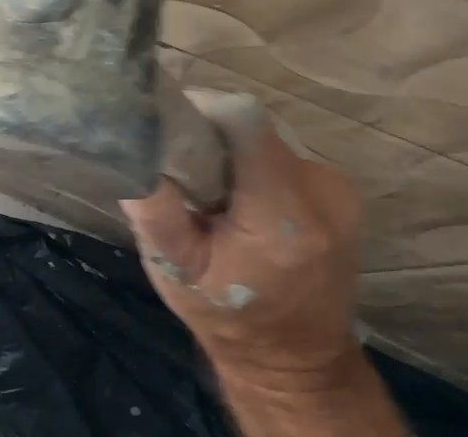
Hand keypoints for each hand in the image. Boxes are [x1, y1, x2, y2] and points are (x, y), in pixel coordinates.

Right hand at [120, 90, 366, 392]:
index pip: (242, 120)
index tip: (164, 127)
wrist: (294, 356)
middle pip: (248, 124)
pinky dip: (247, 160)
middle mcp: (322, 192)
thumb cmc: (225, 311)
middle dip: (206, 135)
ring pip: (262, 133)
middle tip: (178, 171)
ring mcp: (337, 188)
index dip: (197, 110)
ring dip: (226, 148)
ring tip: (204, 188)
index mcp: (282, 214)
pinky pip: (278, 149)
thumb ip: (155, 208)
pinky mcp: (336, 187)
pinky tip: (232, 196)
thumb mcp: (173, 266)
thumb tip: (131, 148)